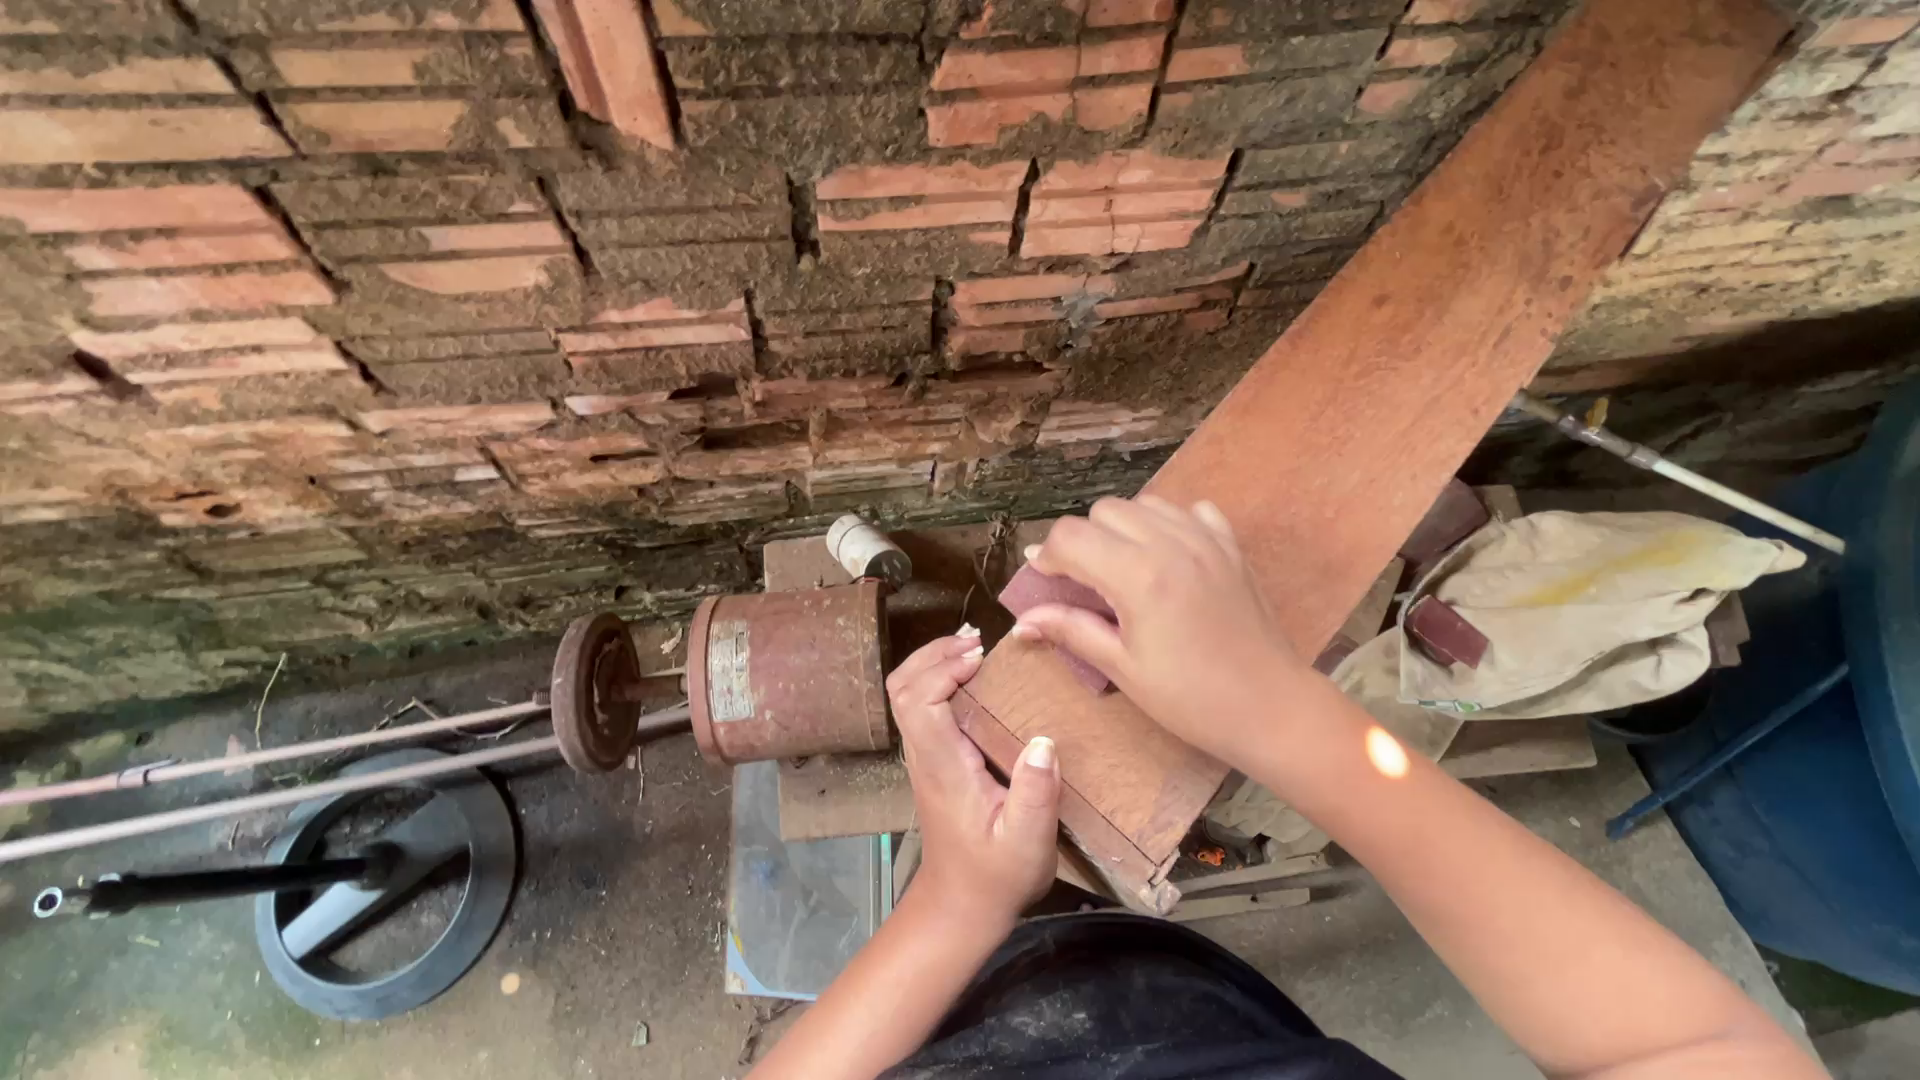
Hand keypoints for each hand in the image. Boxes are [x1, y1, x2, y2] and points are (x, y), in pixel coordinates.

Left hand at [888, 631, 1060, 928]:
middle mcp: (924, 754)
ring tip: (975, 649)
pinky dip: (939, 679)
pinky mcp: (932, 760)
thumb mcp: (1027, 844)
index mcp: (942, 766)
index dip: (943, 668)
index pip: (919, 700)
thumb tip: (1043, 741)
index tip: (982, 659)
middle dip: (933, 654)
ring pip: (906, 693)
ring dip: (933, 662)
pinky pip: (921, 706)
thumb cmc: (995, 877)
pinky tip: (974, 678)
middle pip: (902, 687)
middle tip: (978, 641)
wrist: (961, 905)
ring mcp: (923, 756)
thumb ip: (1035, 795)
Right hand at [1012, 494, 1312, 767]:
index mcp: (1138, 576)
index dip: (1049, 557)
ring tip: (1125, 568)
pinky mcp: (1231, 546)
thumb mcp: (1123, 668)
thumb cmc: (1190, 698)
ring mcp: (1205, 539)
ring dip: (1123, 528)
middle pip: (1103, 511)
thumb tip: (1023, 620)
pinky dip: (1169, 524)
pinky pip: (1190, 510)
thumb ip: (1071, 631)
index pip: (1070, 537)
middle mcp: (1170, 543)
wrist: (1269, 707)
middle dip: (1083, 540)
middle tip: (1086, 583)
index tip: (1049, 584)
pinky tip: (1168, 557)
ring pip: (1144, 504)